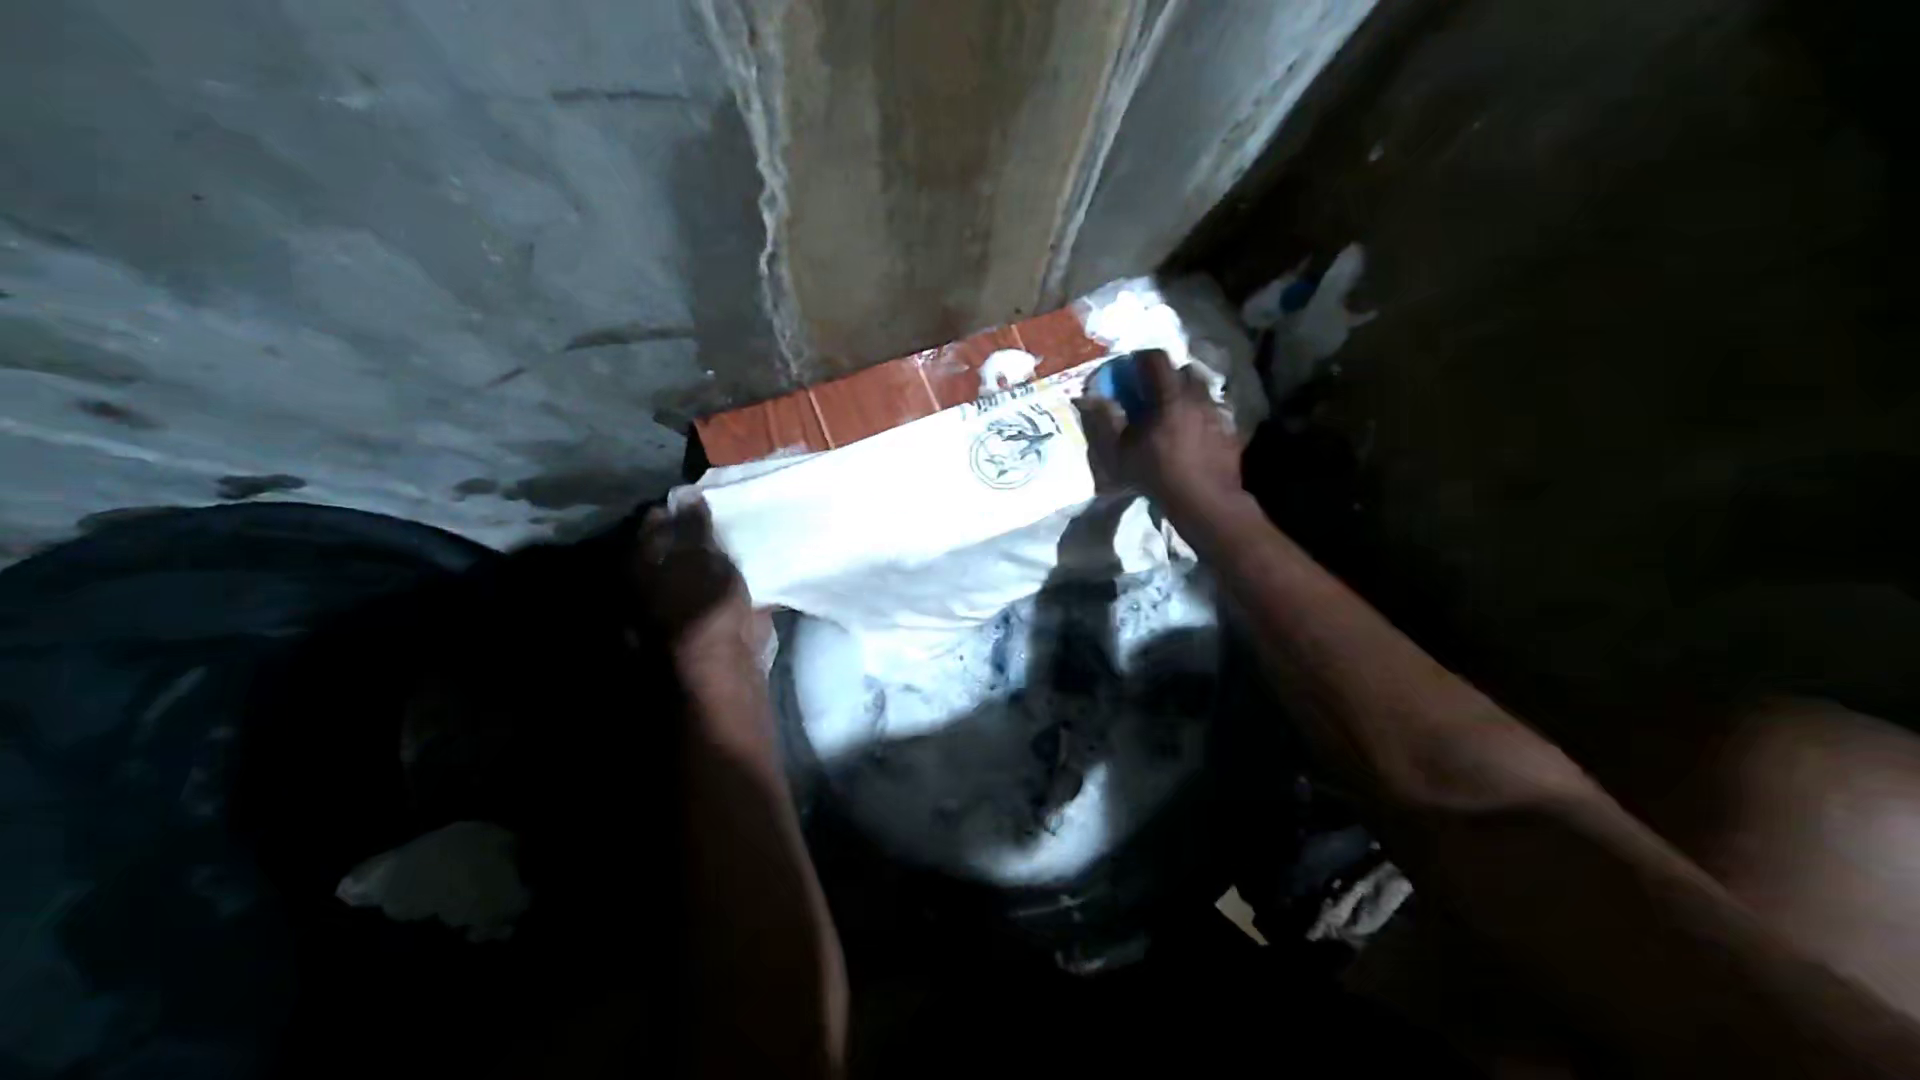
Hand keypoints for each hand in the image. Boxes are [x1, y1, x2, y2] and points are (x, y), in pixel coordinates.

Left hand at [632, 499, 769, 680]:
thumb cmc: (702, 605)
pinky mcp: (713, 620)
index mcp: (640, 564)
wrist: (724, 666)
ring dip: (721, 554)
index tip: (711, 496)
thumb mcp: (698, 555)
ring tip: (748, 533)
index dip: (683, 507)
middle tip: (733, 513)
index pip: (658, 522)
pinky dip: (737, 578)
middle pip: (679, 545)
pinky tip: (756, 563)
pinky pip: (724, 589)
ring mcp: (684, 603)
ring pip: (702, 567)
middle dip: (704, 531)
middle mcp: (653, 582)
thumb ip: (693, 524)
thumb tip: (686, 493)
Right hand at [1077, 349, 1245, 519]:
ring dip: (1188, 393)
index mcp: (1170, 397)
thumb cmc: (1157, 476)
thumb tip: (1089, 397)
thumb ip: (1106, 420)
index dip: (1142, 358)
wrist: (1205, 502)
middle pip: (1185, 370)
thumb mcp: (1121, 452)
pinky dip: (1203, 414)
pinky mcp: (1231, 430)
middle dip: (1169, 375)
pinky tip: (1194, 433)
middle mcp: (1198, 397)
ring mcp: (1218, 413)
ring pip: (1204, 389)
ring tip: (1175, 412)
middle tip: (1154, 392)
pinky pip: (1216, 411)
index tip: (1131, 368)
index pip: (1157, 359)